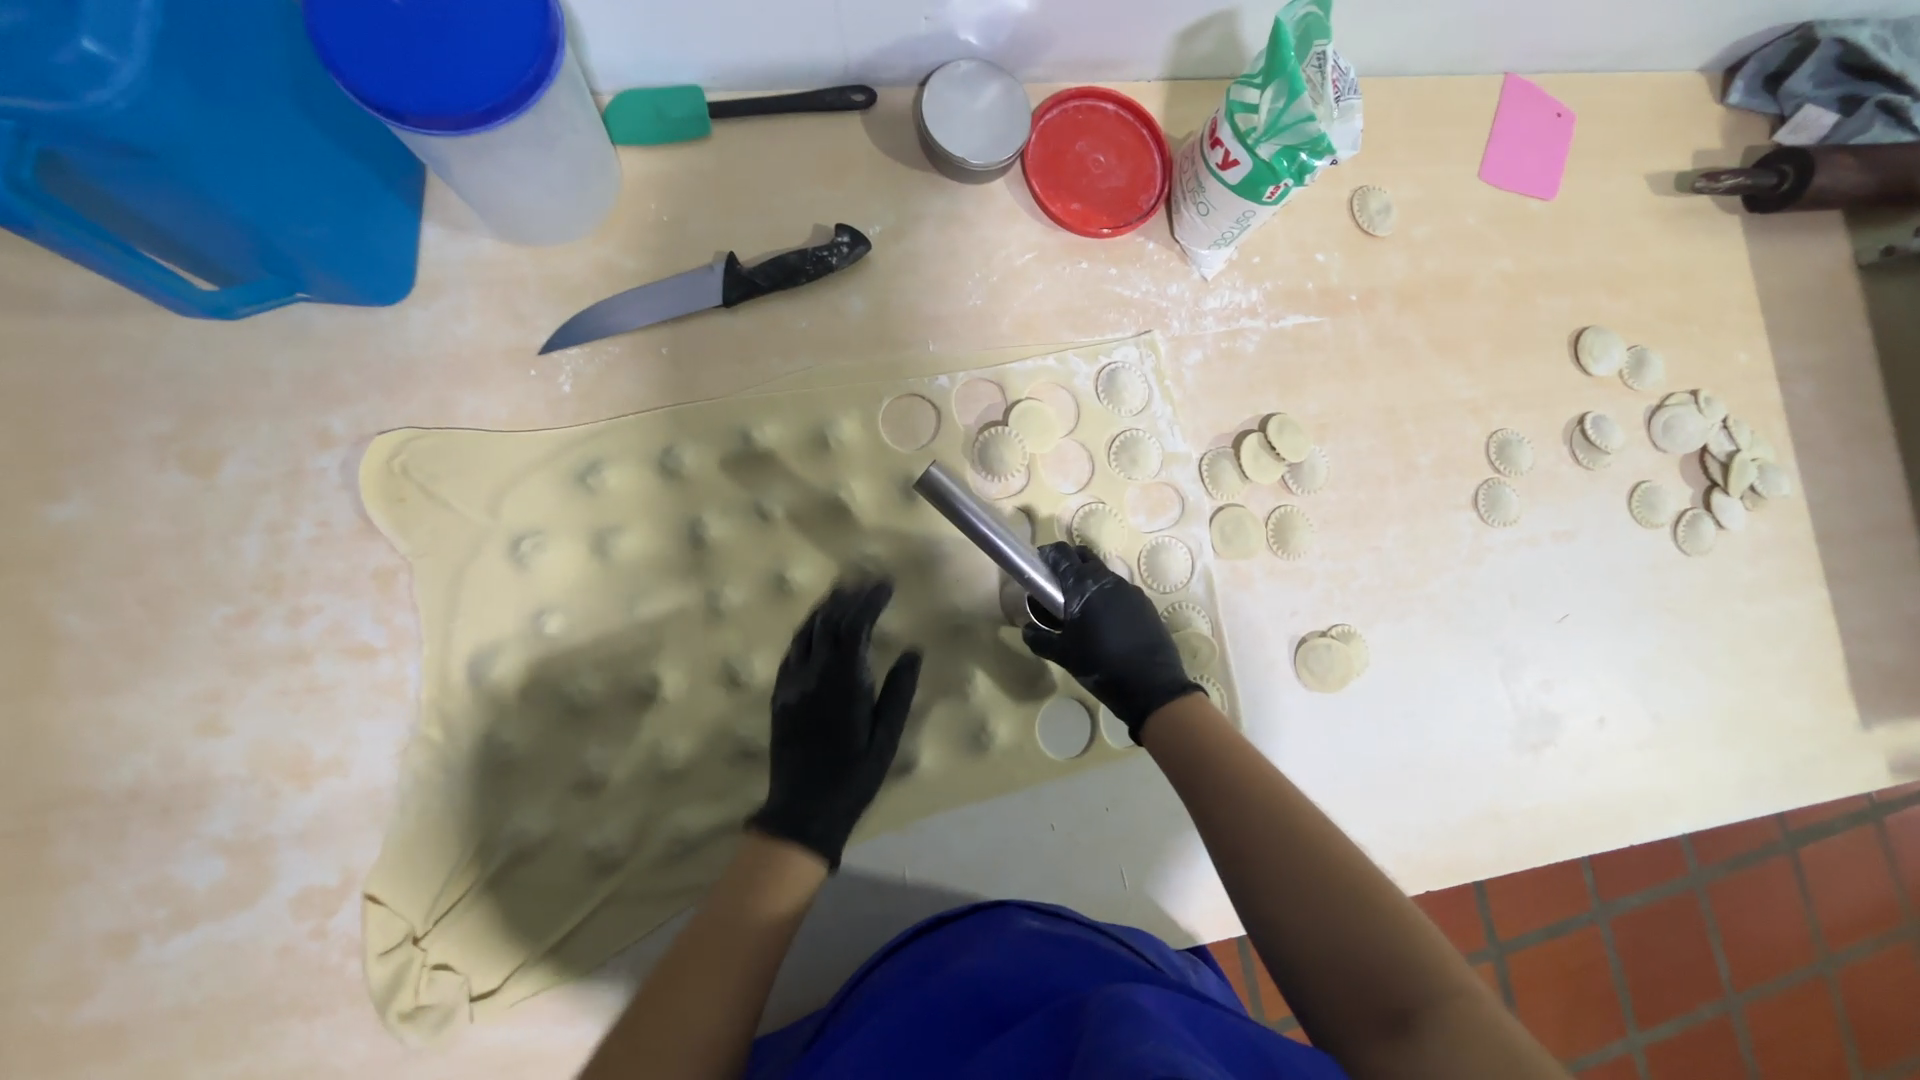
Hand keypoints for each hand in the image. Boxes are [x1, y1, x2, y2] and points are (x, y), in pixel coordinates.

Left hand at [748, 578, 921, 869]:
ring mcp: (791, 684)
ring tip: (845, 592)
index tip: (886, 585)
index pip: (853, 627)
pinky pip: (792, 651)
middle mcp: (811, 675)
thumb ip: (898, 692)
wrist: (802, 809)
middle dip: (850, 597)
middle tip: (869, 582)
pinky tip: (818, 626)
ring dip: (826, 608)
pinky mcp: (780, 695)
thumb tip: (912, 651)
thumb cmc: (854, 778)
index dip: (869, 601)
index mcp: (842, 683)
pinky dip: (808, 630)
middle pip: (828, 622)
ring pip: (806, 633)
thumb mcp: (887, 739)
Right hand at [1022, 543, 1199, 740]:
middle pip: (1084, 557)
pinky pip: (1119, 591)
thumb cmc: (1100, 666)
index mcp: (1083, 586)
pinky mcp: (1144, 604)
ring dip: (1087, 581)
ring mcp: (1130, 590)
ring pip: (1103, 574)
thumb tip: (1026, 630)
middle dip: (1067, 563)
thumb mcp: (1063, 655)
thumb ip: (1041, 639)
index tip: (1038, 566)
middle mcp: (1108, 580)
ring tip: (1078, 607)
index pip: (1062, 554)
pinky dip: (1105, 596)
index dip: (1047, 555)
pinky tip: (1103, 622)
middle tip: (1055, 586)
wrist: (1152, 686)